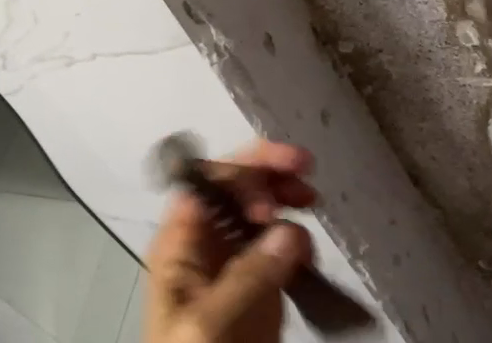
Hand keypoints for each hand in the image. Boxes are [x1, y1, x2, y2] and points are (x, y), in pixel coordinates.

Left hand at [144, 140, 316, 342]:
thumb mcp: (210, 323)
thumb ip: (249, 276)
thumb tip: (290, 230)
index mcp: (180, 242)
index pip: (207, 181)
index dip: (244, 168)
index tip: (284, 174)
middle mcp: (205, 243)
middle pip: (234, 188)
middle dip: (268, 174)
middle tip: (306, 178)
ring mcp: (232, 265)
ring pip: (258, 213)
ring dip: (284, 200)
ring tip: (310, 202)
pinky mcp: (257, 290)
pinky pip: (277, 250)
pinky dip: (295, 241)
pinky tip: (308, 250)